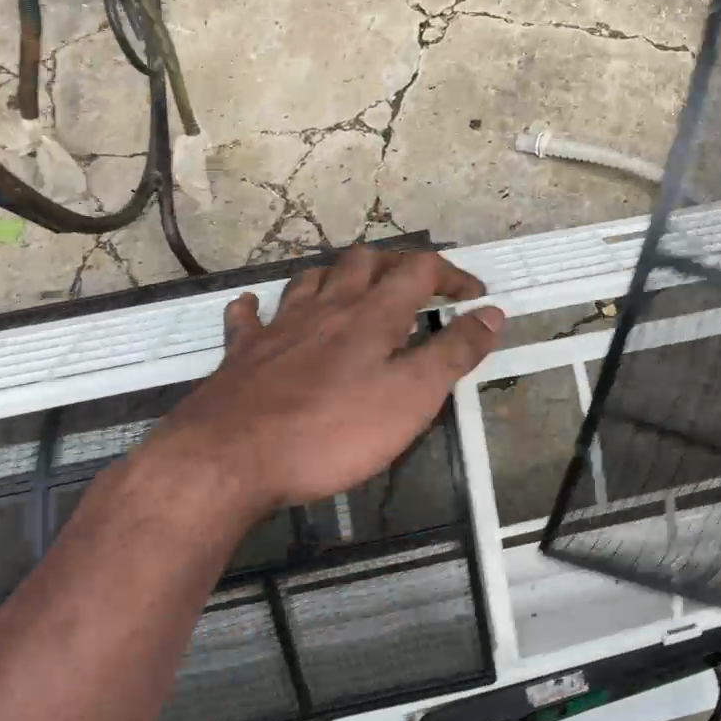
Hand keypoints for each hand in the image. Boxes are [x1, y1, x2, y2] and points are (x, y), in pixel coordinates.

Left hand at [152, 247, 505, 514]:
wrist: (228, 458)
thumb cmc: (331, 431)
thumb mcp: (412, 397)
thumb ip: (454, 353)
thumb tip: (492, 313)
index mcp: (372, 315)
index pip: (420, 270)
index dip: (453, 275)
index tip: (474, 296)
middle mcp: (327, 307)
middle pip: (364, 261)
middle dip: (397, 264)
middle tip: (417, 287)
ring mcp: (280, 327)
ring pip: (311, 278)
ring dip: (339, 276)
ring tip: (354, 290)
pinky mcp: (242, 354)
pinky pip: (249, 316)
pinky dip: (258, 308)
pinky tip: (256, 309)